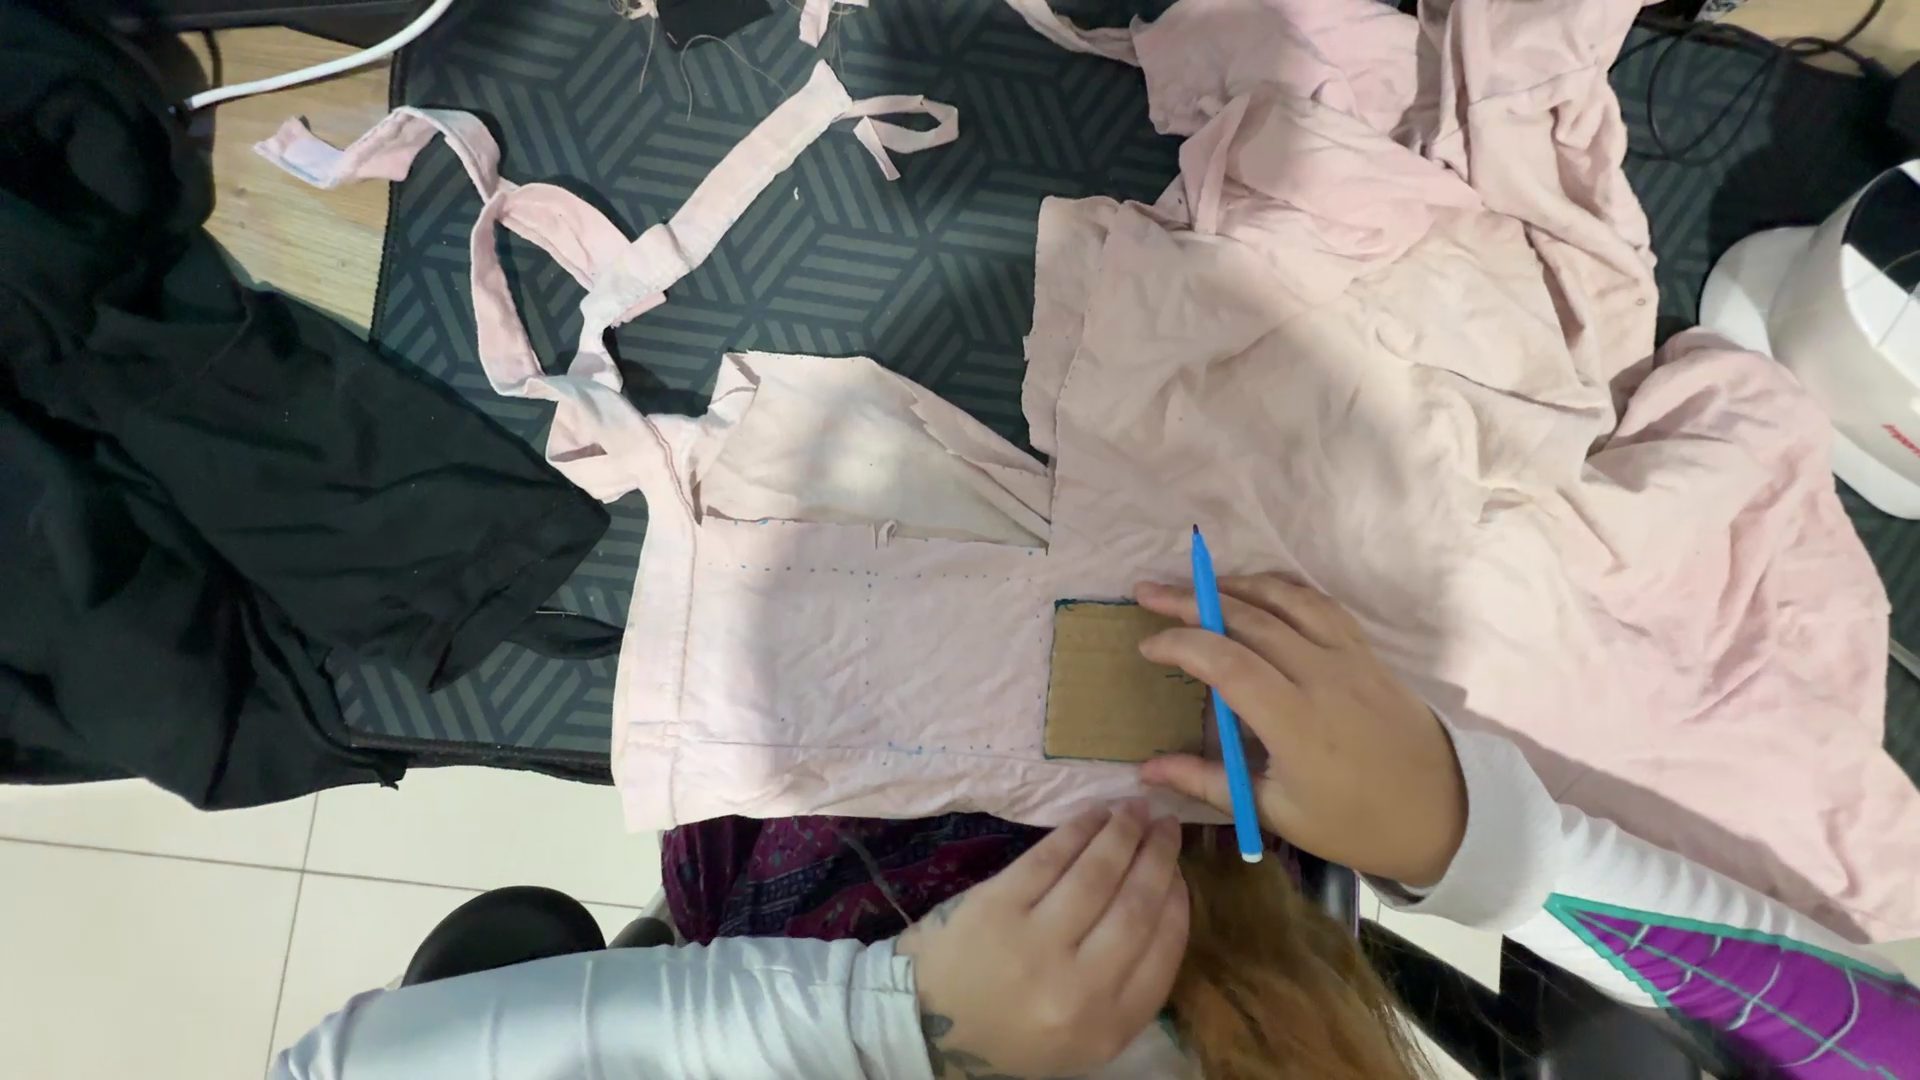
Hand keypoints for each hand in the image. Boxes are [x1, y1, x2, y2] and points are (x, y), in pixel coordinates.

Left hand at [895, 801, 1187, 1079]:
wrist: (929, 1023)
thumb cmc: (1012, 1027)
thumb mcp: (1082, 1033)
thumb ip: (1125, 981)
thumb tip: (1159, 896)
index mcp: (1106, 1028)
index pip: (1163, 952)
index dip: (1176, 902)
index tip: (1179, 870)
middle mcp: (1078, 988)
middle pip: (1135, 906)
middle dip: (1157, 857)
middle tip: (1167, 825)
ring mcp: (1035, 942)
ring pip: (1097, 873)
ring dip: (1123, 833)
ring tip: (1136, 810)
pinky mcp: (999, 903)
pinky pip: (1051, 855)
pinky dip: (1079, 828)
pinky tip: (1095, 814)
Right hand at [1134, 574, 1465, 886]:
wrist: (1448, 815)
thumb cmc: (1355, 822)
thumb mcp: (1276, 812)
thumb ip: (1206, 782)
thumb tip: (1144, 769)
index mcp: (1297, 722)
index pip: (1226, 661)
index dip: (1180, 644)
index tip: (1147, 646)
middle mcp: (1322, 676)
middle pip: (1246, 618)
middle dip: (1190, 600)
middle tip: (1147, 593)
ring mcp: (1349, 656)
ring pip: (1282, 598)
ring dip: (1232, 584)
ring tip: (1194, 585)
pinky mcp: (1365, 649)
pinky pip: (1317, 602)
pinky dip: (1278, 588)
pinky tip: (1254, 590)